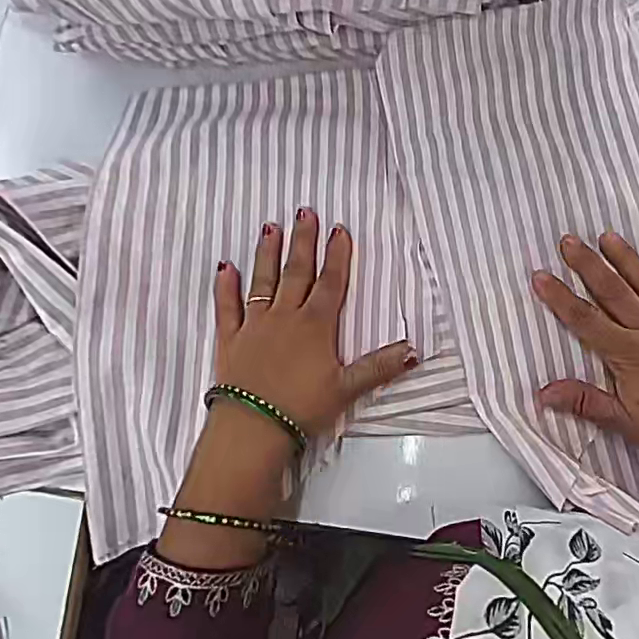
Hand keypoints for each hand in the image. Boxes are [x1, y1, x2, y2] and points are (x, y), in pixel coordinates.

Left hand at [161, 210, 416, 569]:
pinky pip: (227, 308)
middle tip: (304, 212)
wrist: (253, 427)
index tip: (339, 229)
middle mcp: (285, 317)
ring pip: (263, 282)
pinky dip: (225, 287)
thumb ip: (380, 366)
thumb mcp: (347, 388)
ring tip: (269, 227)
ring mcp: (255, 326)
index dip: (337, 255)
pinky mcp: (230, 340)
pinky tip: (224, 267)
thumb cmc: (303, 407)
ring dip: (267, 254)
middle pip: (297, 272)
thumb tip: (414, 350)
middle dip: (303, 242)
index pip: (330, 283)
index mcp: (315, 326)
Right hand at [531, 233, 638, 553]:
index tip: (542, 277)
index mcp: (629, 355)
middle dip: (587, 264)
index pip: (585, 320)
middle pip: (612, 291)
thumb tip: (546, 393)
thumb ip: (585, 402)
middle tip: (568, 242)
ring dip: (624, 258)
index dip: (560, 297)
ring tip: (606, 236)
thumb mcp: (626, 423)